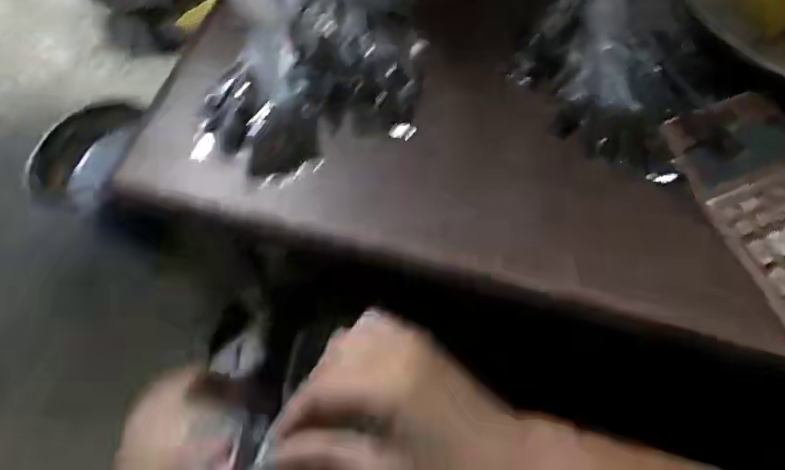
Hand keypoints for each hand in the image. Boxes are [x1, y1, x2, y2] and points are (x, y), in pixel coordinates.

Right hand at [269, 311, 522, 469]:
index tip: (273, 450)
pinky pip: (373, 327)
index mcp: (383, 381)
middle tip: (296, 436)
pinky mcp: (419, 338)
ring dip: (330, 370)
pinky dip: (354, 347)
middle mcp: (390, 346)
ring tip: (324, 409)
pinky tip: (353, 377)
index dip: (290, 419)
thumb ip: (333, 456)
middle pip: (329, 361)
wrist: (512, 458)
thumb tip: (281, 454)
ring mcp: (407, 336)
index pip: (318, 391)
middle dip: (308, 395)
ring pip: (348, 338)